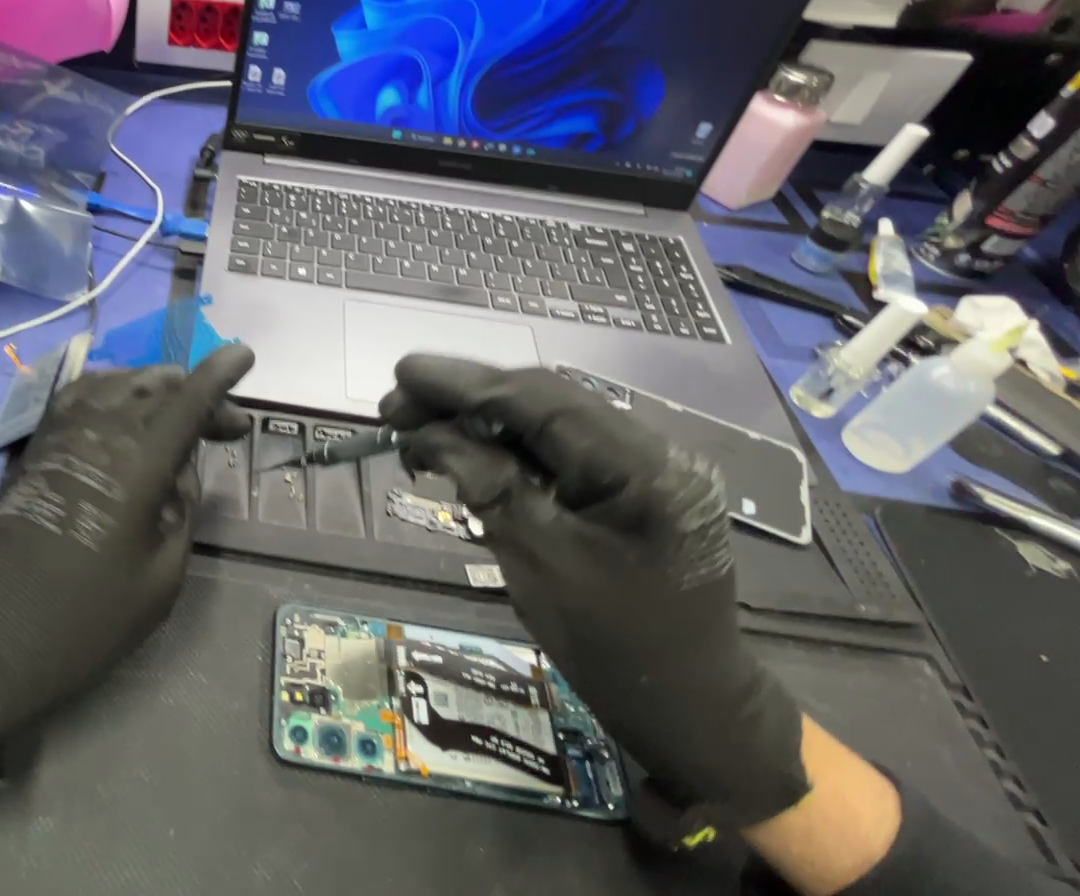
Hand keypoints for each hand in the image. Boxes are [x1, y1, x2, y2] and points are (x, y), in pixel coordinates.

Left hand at [0, 345, 254, 746]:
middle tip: (224, 425)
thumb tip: (179, 468)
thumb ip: (181, 509)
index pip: (185, 401)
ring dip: (155, 389)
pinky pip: (81, 396)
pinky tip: (127, 410)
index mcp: (136, 465)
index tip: (244, 354)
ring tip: (180, 413)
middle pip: (154, 386)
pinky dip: (114, 392)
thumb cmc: (90, 616)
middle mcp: (98, 433)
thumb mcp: (163, 576)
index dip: (218, 376)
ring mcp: (61, 434)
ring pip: (117, 384)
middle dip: (195, 392)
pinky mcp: (38, 446)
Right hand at [380, 355, 806, 827]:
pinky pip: (555, 452)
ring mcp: (639, 467)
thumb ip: (487, 484)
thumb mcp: (537, 560)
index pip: (540, 400)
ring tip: (414, 431)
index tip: (402, 373)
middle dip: (463, 400)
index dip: (464, 383)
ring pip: (544, 423)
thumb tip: (428, 433)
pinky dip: (502, 449)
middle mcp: (647, 449)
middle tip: (393, 409)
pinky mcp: (624, 487)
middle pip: (540, 402)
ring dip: (477, 421)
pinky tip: (460, 453)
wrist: (686, 705)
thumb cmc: (610, 642)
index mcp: (640, 465)